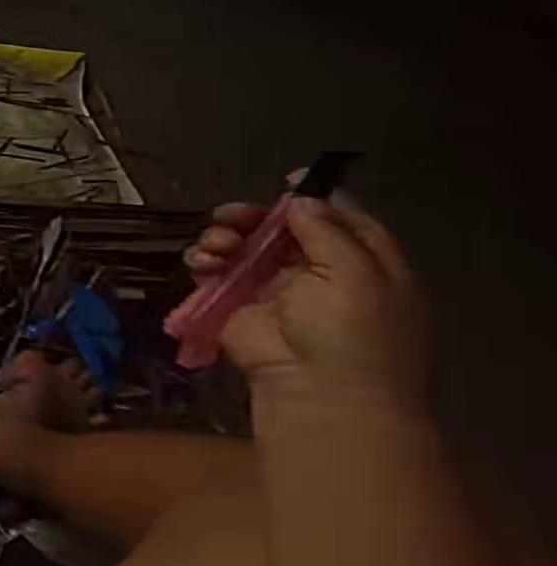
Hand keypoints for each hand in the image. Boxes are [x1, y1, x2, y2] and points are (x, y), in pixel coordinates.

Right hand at [185, 195, 428, 404]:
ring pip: (239, 242)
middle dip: (253, 216)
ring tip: (218, 245)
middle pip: (281, 228)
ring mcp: (270, 285)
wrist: (314, 386)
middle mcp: (316, 272)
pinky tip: (205, 263)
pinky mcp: (231, 297)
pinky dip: (203, 258)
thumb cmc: (350, 331)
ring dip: (223, 235)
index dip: (319, 199)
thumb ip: (327, 232)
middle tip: (235, 215)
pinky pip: (210, 266)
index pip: (343, 222)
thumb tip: (301, 200)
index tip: (291, 179)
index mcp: (362, 267)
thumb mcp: (356, 275)